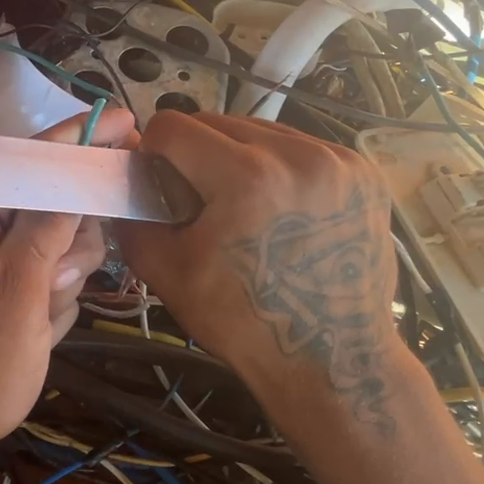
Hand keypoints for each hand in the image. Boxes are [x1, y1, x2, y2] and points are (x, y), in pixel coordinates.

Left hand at [0, 109, 123, 468]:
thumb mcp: (18, 291)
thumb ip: (49, 225)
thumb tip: (76, 166)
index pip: (33, 153)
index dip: (82, 137)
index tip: (130, 122)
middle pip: (53, 199)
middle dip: (71, 244)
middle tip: (55, 285)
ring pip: (56, 241)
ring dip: (61, 280)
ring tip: (37, 318)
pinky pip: (43, 273)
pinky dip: (49, 300)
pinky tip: (33, 331)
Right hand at [112, 112, 401, 428]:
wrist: (335, 362)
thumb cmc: (241, 319)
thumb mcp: (163, 268)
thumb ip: (131, 211)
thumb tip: (120, 176)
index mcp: (247, 176)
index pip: (171, 126)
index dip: (152, 153)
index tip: (159, 186)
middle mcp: (298, 155)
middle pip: (213, 121)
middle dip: (193, 153)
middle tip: (197, 199)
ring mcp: (338, 161)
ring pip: (254, 128)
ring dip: (233, 154)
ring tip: (240, 202)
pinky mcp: (363, 173)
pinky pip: (296, 145)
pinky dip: (274, 164)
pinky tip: (277, 205)